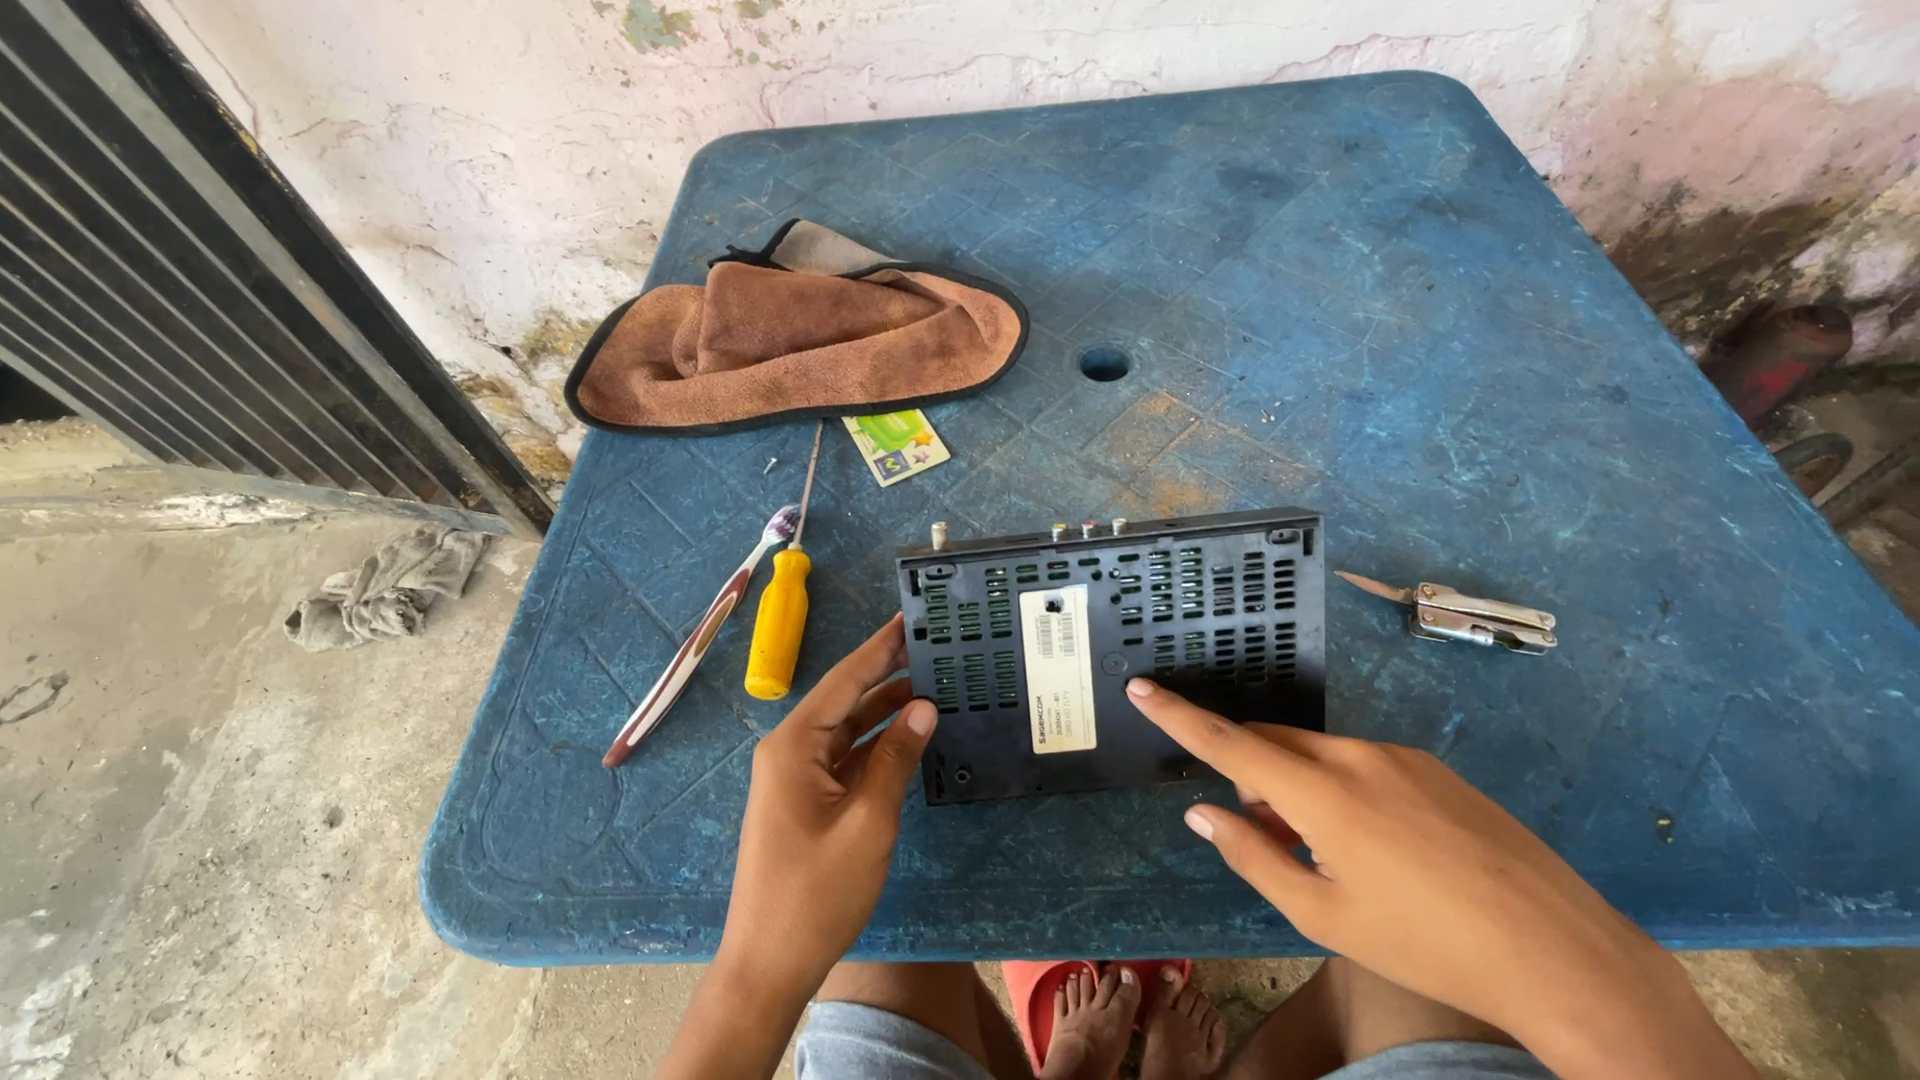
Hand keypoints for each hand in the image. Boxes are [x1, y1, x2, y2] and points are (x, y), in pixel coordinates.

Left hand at [663, 616, 935, 1079]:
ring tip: (934, 682)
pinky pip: (846, 759)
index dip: (879, 648)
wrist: (770, 963)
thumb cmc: (817, 893)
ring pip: (848, 729)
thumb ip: (896, 759)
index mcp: (794, 745)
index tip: (908, 618)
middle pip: (845, 700)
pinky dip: (878, 745)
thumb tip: (924, 708)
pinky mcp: (807, 800)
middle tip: (934, 647)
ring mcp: (797, 777)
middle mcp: (790, 751)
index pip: (844, 681)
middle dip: (888, 674)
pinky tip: (911, 733)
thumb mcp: (868, 821)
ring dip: (886, 710)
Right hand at [1125, 678, 1756, 1079]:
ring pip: (1318, 752)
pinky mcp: (1437, 769)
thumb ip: (1253, 856)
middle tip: (1258, 825)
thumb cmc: (1425, 944)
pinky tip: (1372, 843)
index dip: (1179, 716)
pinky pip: (1362, 762)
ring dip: (1295, 783)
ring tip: (1320, 848)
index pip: (1229, 743)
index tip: (1142, 688)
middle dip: (1248, 770)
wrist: (1561, 953)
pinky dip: (1337, 786)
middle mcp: (1358, 756)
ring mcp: (1403, 757)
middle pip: (1274, 743)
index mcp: (1322, 794)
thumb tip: (1203, 813)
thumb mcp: (1323, 916)